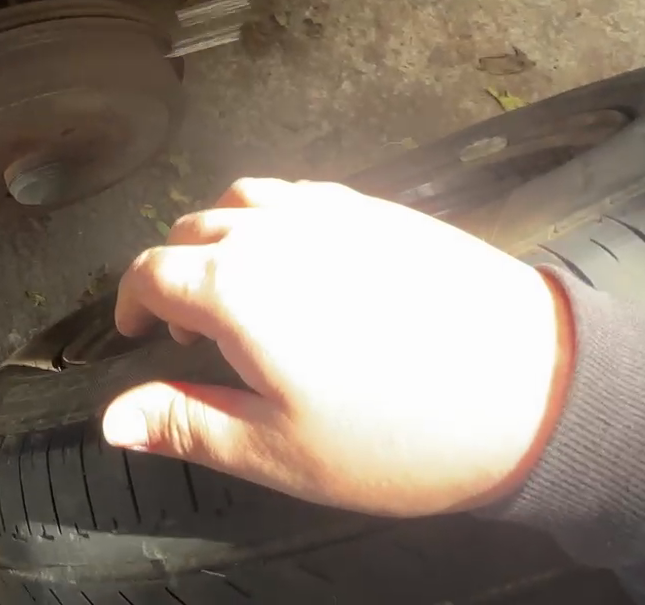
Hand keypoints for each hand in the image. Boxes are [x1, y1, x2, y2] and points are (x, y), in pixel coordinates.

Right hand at [104, 178, 574, 516]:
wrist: (534, 386)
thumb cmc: (394, 434)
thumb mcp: (278, 449)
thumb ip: (186, 425)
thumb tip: (110, 420)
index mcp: (230, 286)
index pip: (149, 271)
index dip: (130, 300)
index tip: (136, 331)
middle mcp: (263, 230)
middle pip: (187, 232)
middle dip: (174, 275)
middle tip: (200, 331)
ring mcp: (317, 209)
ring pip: (235, 203)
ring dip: (217, 239)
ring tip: (241, 286)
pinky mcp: (365, 204)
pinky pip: (289, 194)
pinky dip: (265, 218)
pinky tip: (296, 257)